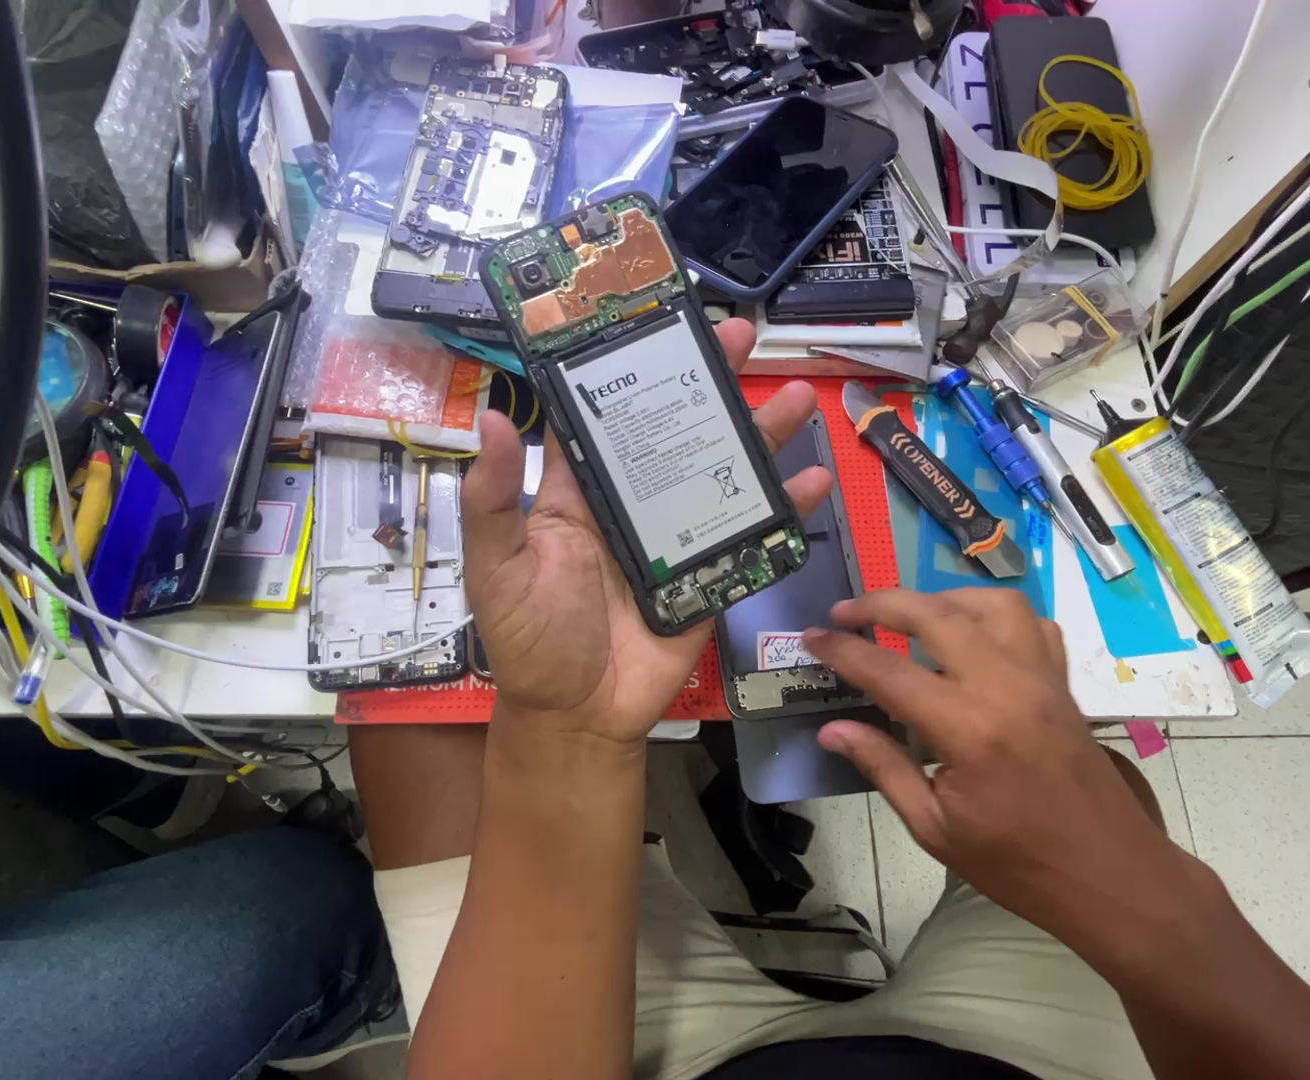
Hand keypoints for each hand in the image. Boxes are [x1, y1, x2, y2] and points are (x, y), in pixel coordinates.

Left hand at [461, 318, 832, 745]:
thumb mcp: (499, 569)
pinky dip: (785, 510)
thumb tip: (494, 420)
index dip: (630, 370)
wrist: (580, 714)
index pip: (608, 417)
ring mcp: (677, 537)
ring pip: (722, 472)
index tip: (656, 325)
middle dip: (709, 384)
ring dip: (760, 435)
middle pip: (676, 431)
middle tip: (743, 337)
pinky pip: (751, 534)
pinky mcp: (711, 573)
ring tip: (797, 397)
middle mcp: (633, 503)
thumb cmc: (532, 640)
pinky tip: (814, 480)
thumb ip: (495, 503)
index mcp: (581, 493)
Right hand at [804, 588, 1196, 937]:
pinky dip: (994, 615)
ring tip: (910, 615)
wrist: (1113, 879)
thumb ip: (882, 766)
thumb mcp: (934, 828)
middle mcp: (1007, 687)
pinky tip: (971, 634)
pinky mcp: (1062, 683)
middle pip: (937, 615)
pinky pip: (1032, 623)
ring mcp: (1042, 679)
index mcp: (968, 729)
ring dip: (942, 599)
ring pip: (991, 604)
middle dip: (882, 603)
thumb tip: (831, 729)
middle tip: (845, 612)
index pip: (889, 671)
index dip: (843, 650)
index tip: (811, 637)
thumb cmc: (1017, 864)